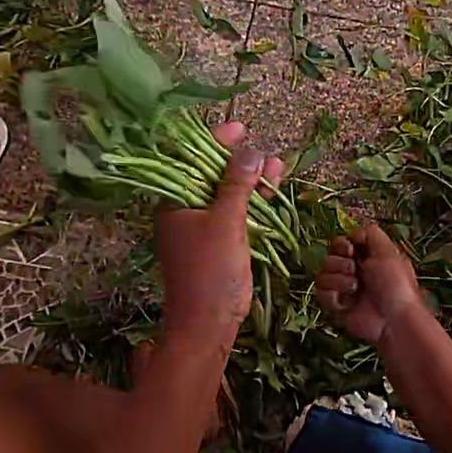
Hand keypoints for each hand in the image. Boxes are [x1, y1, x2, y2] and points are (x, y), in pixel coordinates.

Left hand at [153, 122, 283, 336]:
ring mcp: (201, 227)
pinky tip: (272, 193)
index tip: (240, 129)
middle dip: (240, 162)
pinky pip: (235, 214)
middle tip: (266, 151)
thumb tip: (250, 151)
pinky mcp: (218, 243)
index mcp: (173, 202)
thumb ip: (237, 185)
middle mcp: (183, 210)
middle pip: (212, 175)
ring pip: (227, 194)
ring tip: (279, 168)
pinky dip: (252, 204)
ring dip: (252, 182)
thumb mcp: (225, 223)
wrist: (207, 323)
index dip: (215, 141)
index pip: (190, 160)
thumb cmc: (210, 271)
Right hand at [315, 223, 428, 346]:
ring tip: (355, 288)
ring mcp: (343, 289)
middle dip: (339, 263)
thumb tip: (353, 232)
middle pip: (328, 257)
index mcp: (364, 257)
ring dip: (338, 280)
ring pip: (322, 276)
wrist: (393, 318)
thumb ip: (371, 234)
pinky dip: (332, 296)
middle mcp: (352, 271)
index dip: (340, 244)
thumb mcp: (388, 252)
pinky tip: (346, 302)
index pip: (339, 243)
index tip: (350, 249)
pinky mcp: (337, 306)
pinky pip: (321, 295)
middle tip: (354, 270)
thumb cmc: (395, 284)